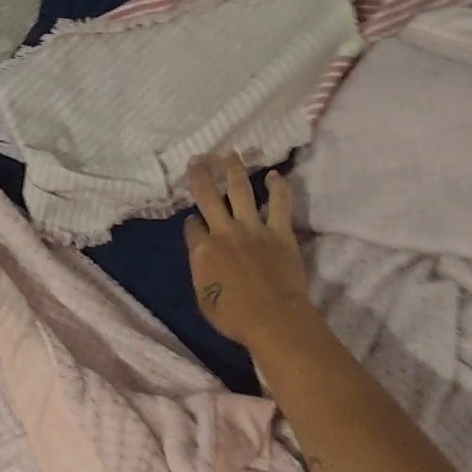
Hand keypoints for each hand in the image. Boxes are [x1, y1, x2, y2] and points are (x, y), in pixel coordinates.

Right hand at [183, 153, 313, 348]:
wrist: (272, 317)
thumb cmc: (233, 317)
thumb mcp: (203, 299)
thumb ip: (202, 272)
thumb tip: (202, 255)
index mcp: (202, 252)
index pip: (192, 228)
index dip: (191, 222)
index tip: (192, 219)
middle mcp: (224, 232)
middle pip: (209, 197)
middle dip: (201, 176)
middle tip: (198, 160)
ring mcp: (253, 229)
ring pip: (241, 190)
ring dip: (234, 169)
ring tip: (230, 154)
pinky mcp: (280, 231)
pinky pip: (279, 203)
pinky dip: (277, 187)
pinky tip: (273, 175)